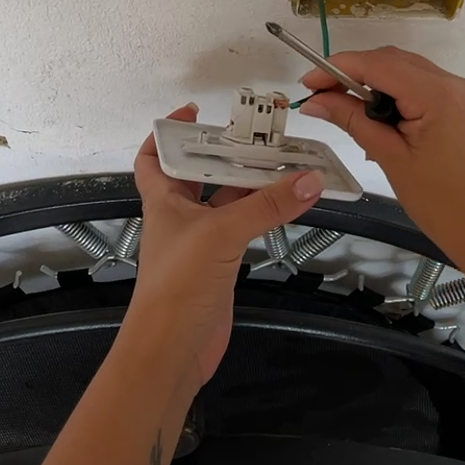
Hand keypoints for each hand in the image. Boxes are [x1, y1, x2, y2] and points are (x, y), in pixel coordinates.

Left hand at [131, 104, 324, 387]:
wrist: (172, 352)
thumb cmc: (180, 283)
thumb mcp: (222, 234)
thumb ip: (267, 206)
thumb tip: (310, 180)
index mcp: (163, 199)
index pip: (154, 156)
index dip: (167, 132)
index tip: (193, 112)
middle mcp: (179, 216)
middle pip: (200, 174)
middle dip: (225, 153)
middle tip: (258, 134)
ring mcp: (200, 242)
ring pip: (225, 201)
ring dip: (249, 183)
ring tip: (281, 161)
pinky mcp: (219, 265)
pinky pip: (241, 228)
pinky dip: (260, 214)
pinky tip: (284, 204)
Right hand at [297, 48, 464, 270]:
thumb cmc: (442, 204)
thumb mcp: (390, 158)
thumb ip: (352, 120)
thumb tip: (315, 100)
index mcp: (437, 94)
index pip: (377, 63)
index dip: (338, 67)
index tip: (308, 83)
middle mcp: (453, 83)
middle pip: (391, 60)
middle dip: (353, 72)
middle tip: (321, 97)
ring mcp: (462, 92)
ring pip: (405, 70)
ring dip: (373, 81)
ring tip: (345, 108)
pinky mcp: (464, 105)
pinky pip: (421, 84)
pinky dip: (394, 92)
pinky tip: (377, 115)